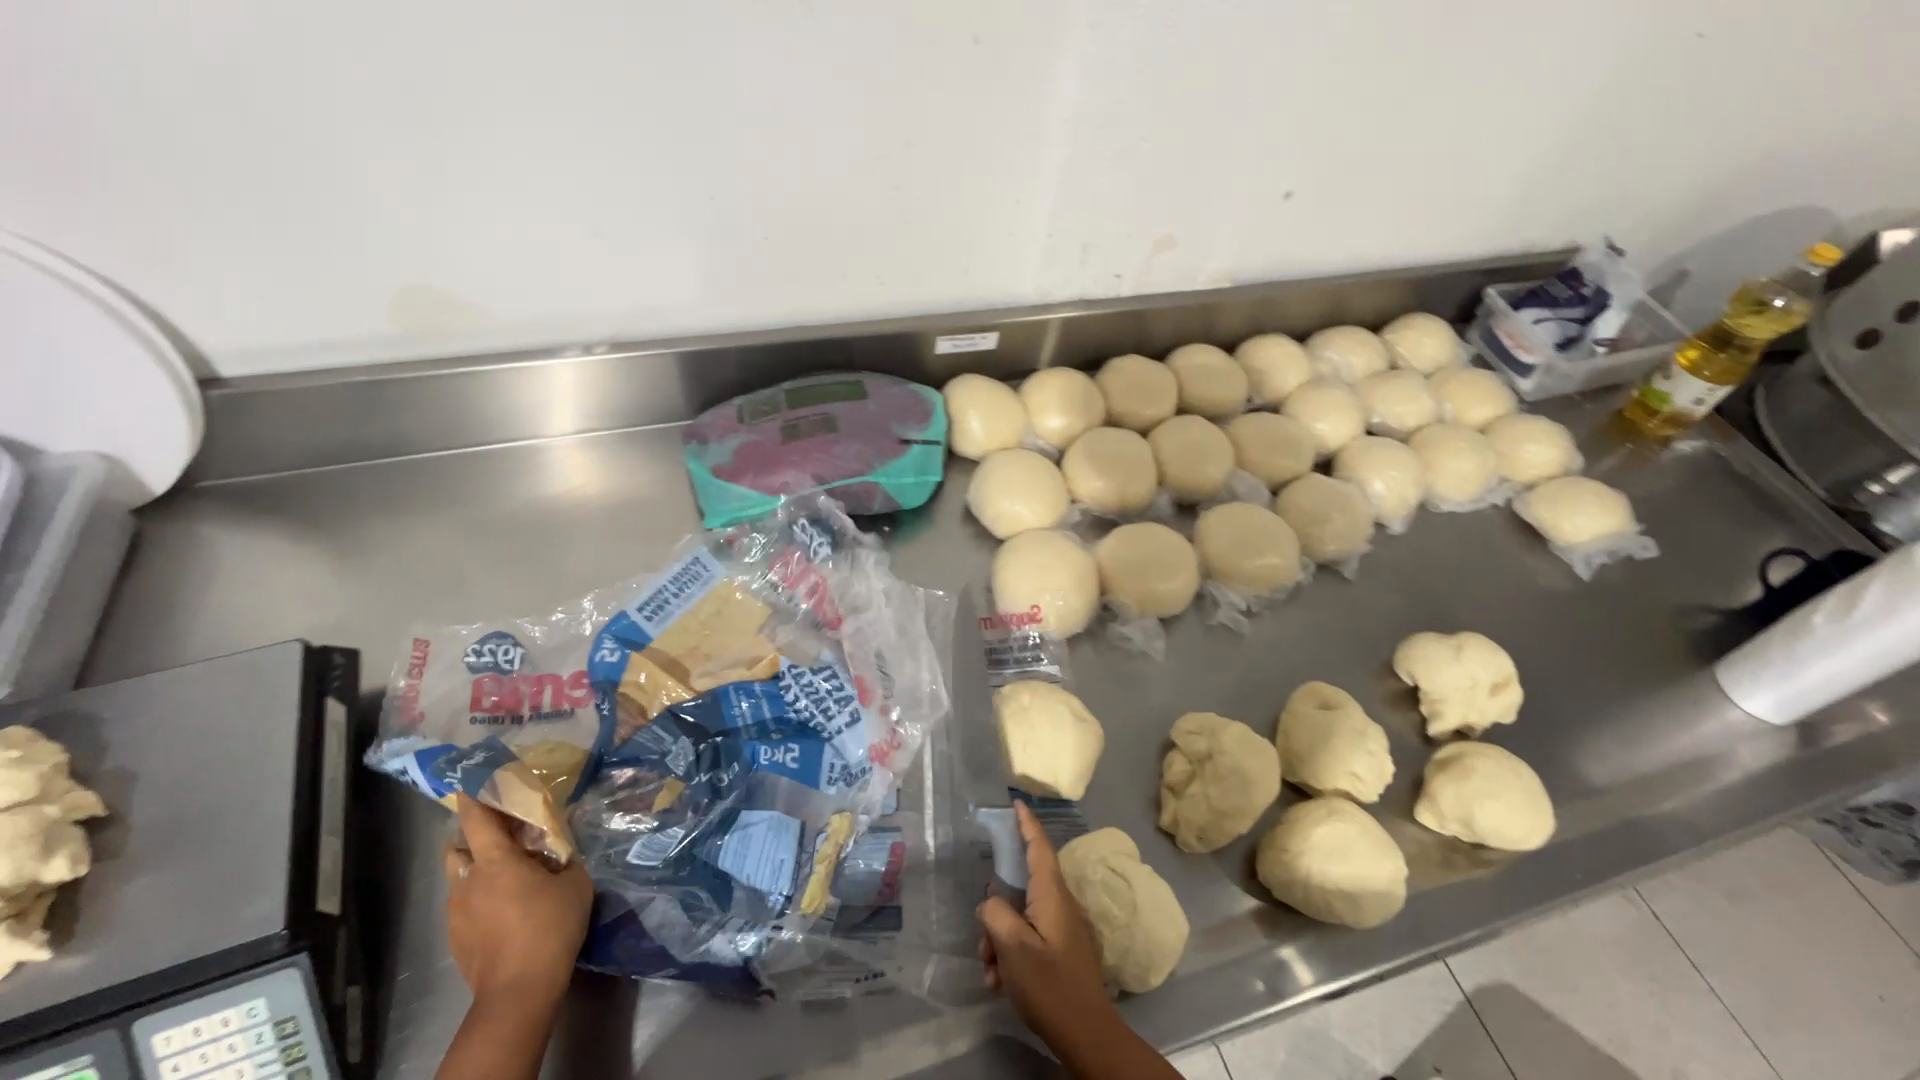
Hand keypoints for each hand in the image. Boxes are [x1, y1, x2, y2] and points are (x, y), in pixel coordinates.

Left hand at [443, 795, 594, 1007]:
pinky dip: (479, 902)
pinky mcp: (455, 938)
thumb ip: (565, 862)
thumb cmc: (550, 928)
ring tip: (505, 882)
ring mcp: (456, 912)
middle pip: (457, 848)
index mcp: (495, 861)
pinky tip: (504, 915)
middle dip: (472, 839)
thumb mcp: (576, 885)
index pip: (475, 819)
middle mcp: (467, 881)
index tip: (472, 783)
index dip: (473, 798)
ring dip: (476, 873)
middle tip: (501, 840)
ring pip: (459, 880)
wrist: (519, 989)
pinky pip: (464, 908)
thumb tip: (559, 854)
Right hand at [976, 803, 1116, 1046]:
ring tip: (991, 971)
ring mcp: (1064, 928)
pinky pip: (1029, 937)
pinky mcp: (1063, 950)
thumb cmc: (1049, 985)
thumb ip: (995, 913)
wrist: (1086, 1032)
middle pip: (1021, 888)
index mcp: (1053, 896)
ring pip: (1020, 917)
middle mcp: (1061, 905)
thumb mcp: (1012, 946)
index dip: (1026, 824)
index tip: (1016, 802)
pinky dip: (1011, 954)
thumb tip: (992, 903)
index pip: (1039, 848)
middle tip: (983, 944)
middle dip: (995, 911)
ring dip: (999, 939)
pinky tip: (1000, 981)